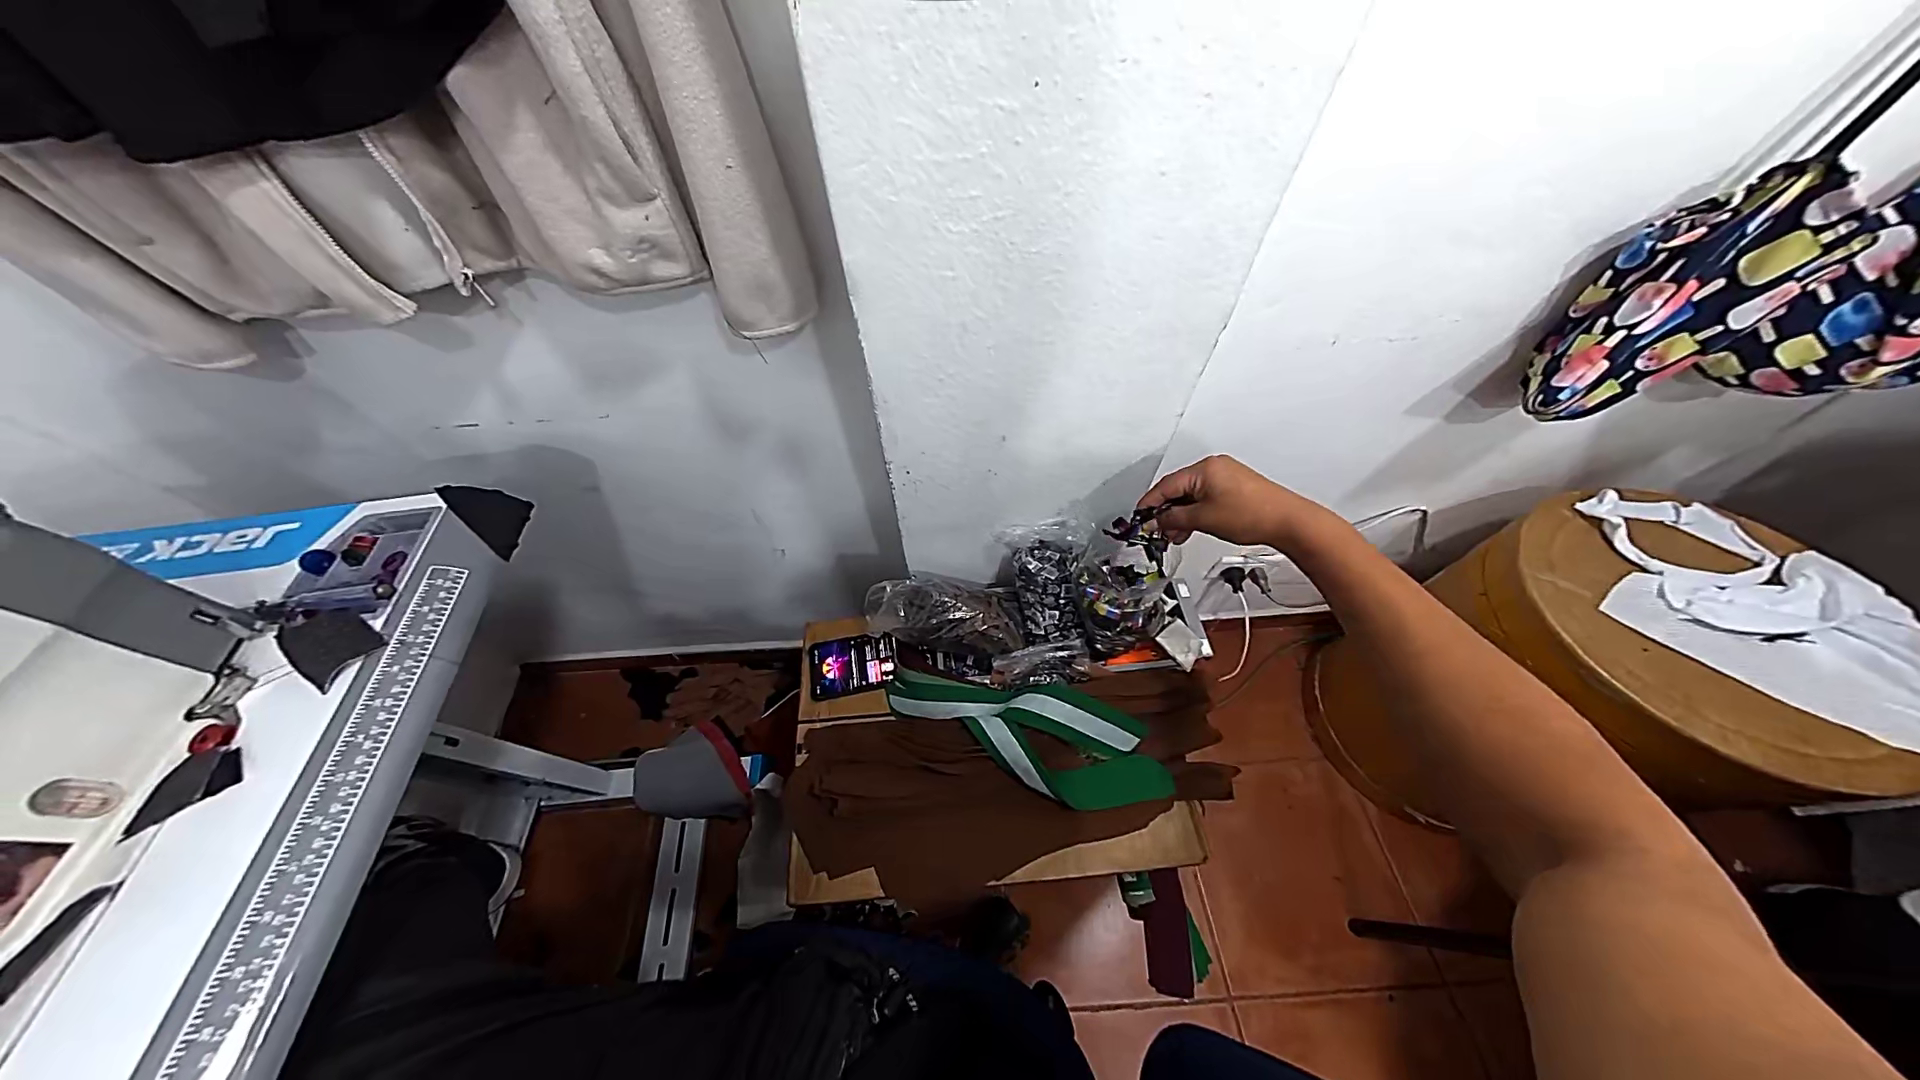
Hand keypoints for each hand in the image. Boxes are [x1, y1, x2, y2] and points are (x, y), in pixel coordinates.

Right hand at [1136, 454, 1338, 548]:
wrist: (1288, 521)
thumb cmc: (1255, 514)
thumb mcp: (1203, 519)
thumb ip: (1173, 519)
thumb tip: (1156, 521)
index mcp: (1204, 468)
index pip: (1166, 485)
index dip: (1150, 504)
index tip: (1141, 518)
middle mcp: (1214, 467)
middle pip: (1177, 489)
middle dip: (1166, 512)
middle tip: (1158, 530)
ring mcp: (1224, 476)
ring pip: (1191, 495)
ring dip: (1180, 515)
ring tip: (1176, 533)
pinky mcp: (1233, 487)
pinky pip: (1204, 497)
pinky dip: (1195, 512)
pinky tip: (1192, 526)